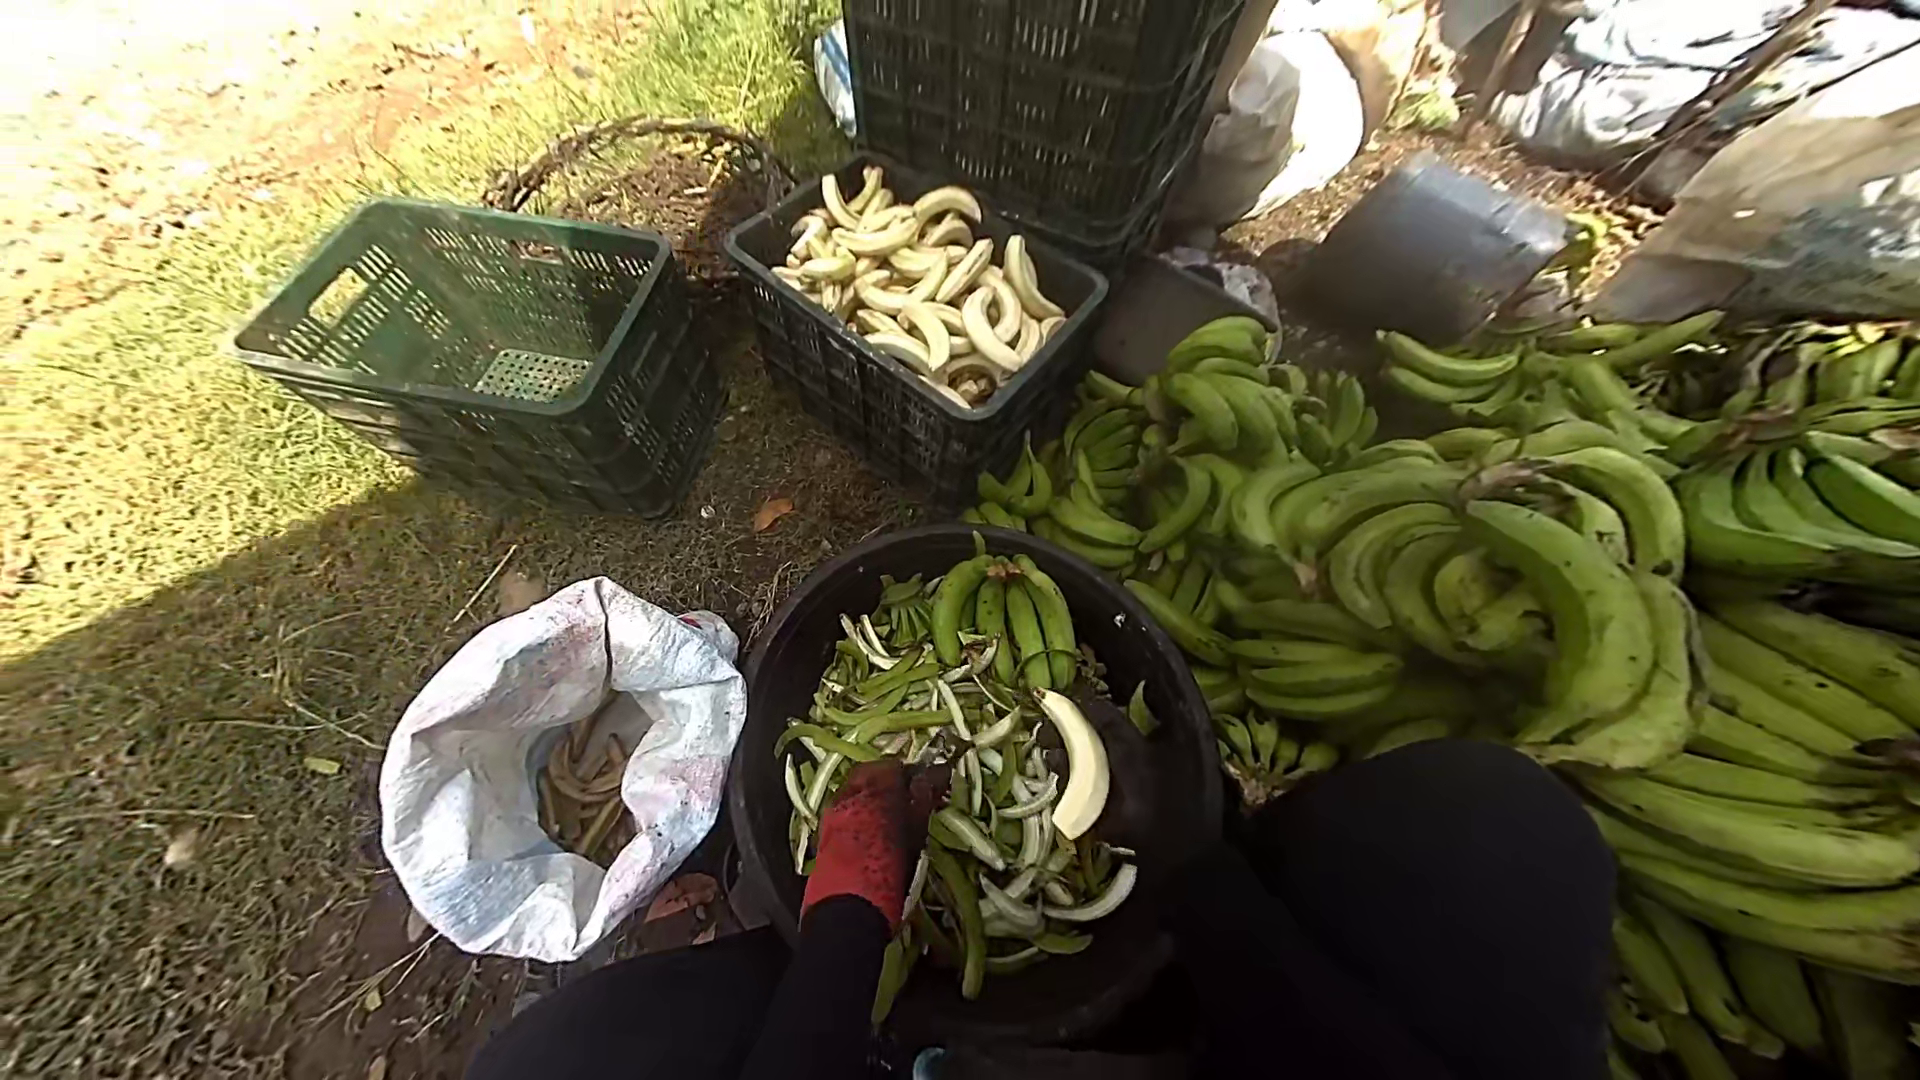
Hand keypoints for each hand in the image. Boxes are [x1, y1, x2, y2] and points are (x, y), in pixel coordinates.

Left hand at [802, 760, 948, 931]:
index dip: (914, 774)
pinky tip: (870, 829)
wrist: (846, 913)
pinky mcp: (823, 830)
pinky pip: (845, 806)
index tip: (926, 786)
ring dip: (872, 793)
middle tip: (907, 797)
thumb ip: (925, 798)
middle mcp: (851, 792)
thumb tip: (938, 773)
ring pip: (855, 788)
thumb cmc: (889, 872)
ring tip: (889, 813)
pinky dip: (859, 809)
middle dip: (889, 778)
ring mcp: (834, 810)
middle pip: (871, 772)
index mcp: (878, 788)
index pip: (898, 766)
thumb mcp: (916, 832)